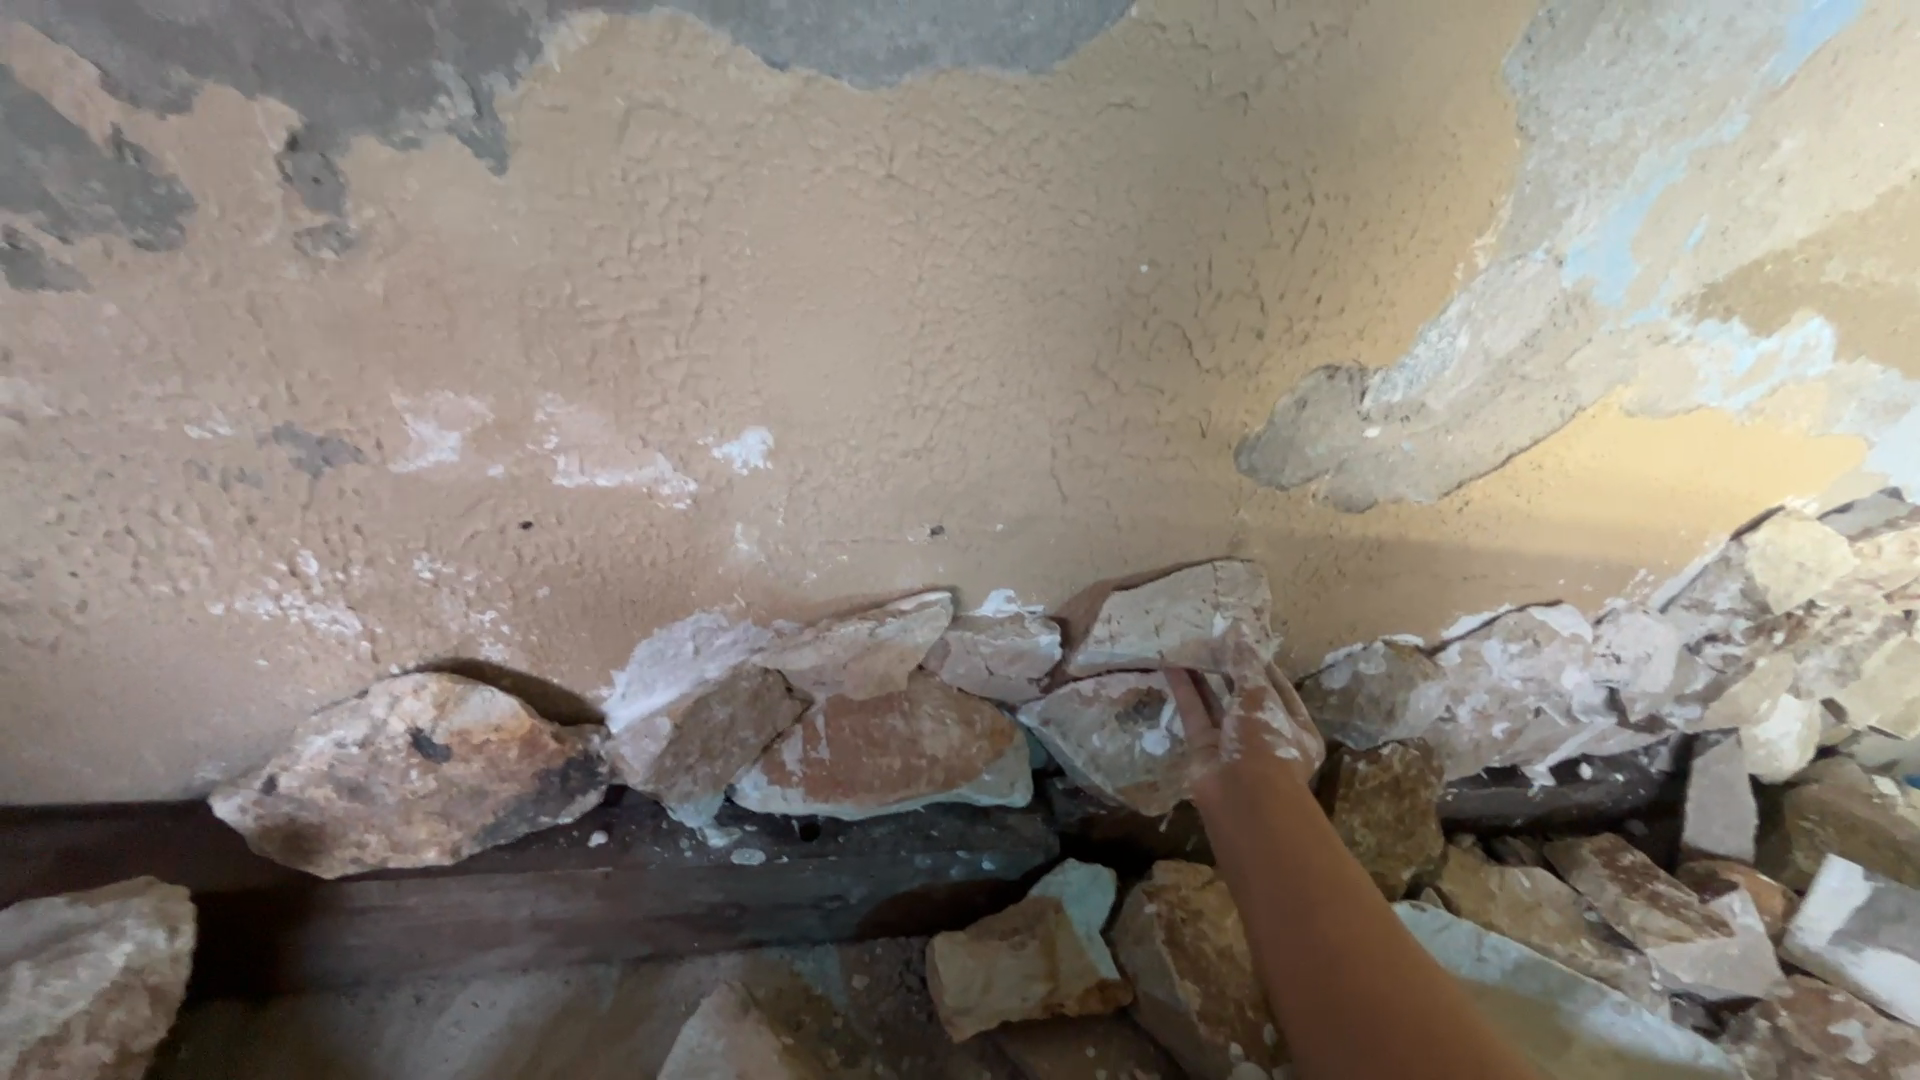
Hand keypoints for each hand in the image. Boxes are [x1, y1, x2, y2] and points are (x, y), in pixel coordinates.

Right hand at [1166, 637, 1324, 789]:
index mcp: (1295, 727)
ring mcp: (1233, 743)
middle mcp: (1265, 735)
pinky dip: (1184, 690)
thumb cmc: (1266, 744)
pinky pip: (1194, 713)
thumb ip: (1245, 666)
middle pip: (1244, 695)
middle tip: (1210, 641)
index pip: (1278, 688)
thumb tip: (1237, 632)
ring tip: (1188, 647)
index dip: (1260, 664)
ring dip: (1203, 676)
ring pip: (1216, 703)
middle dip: (1228, 668)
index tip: (1241, 642)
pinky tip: (1171, 666)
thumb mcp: (1261, 699)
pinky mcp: (1204, 749)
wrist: (1243, 798)